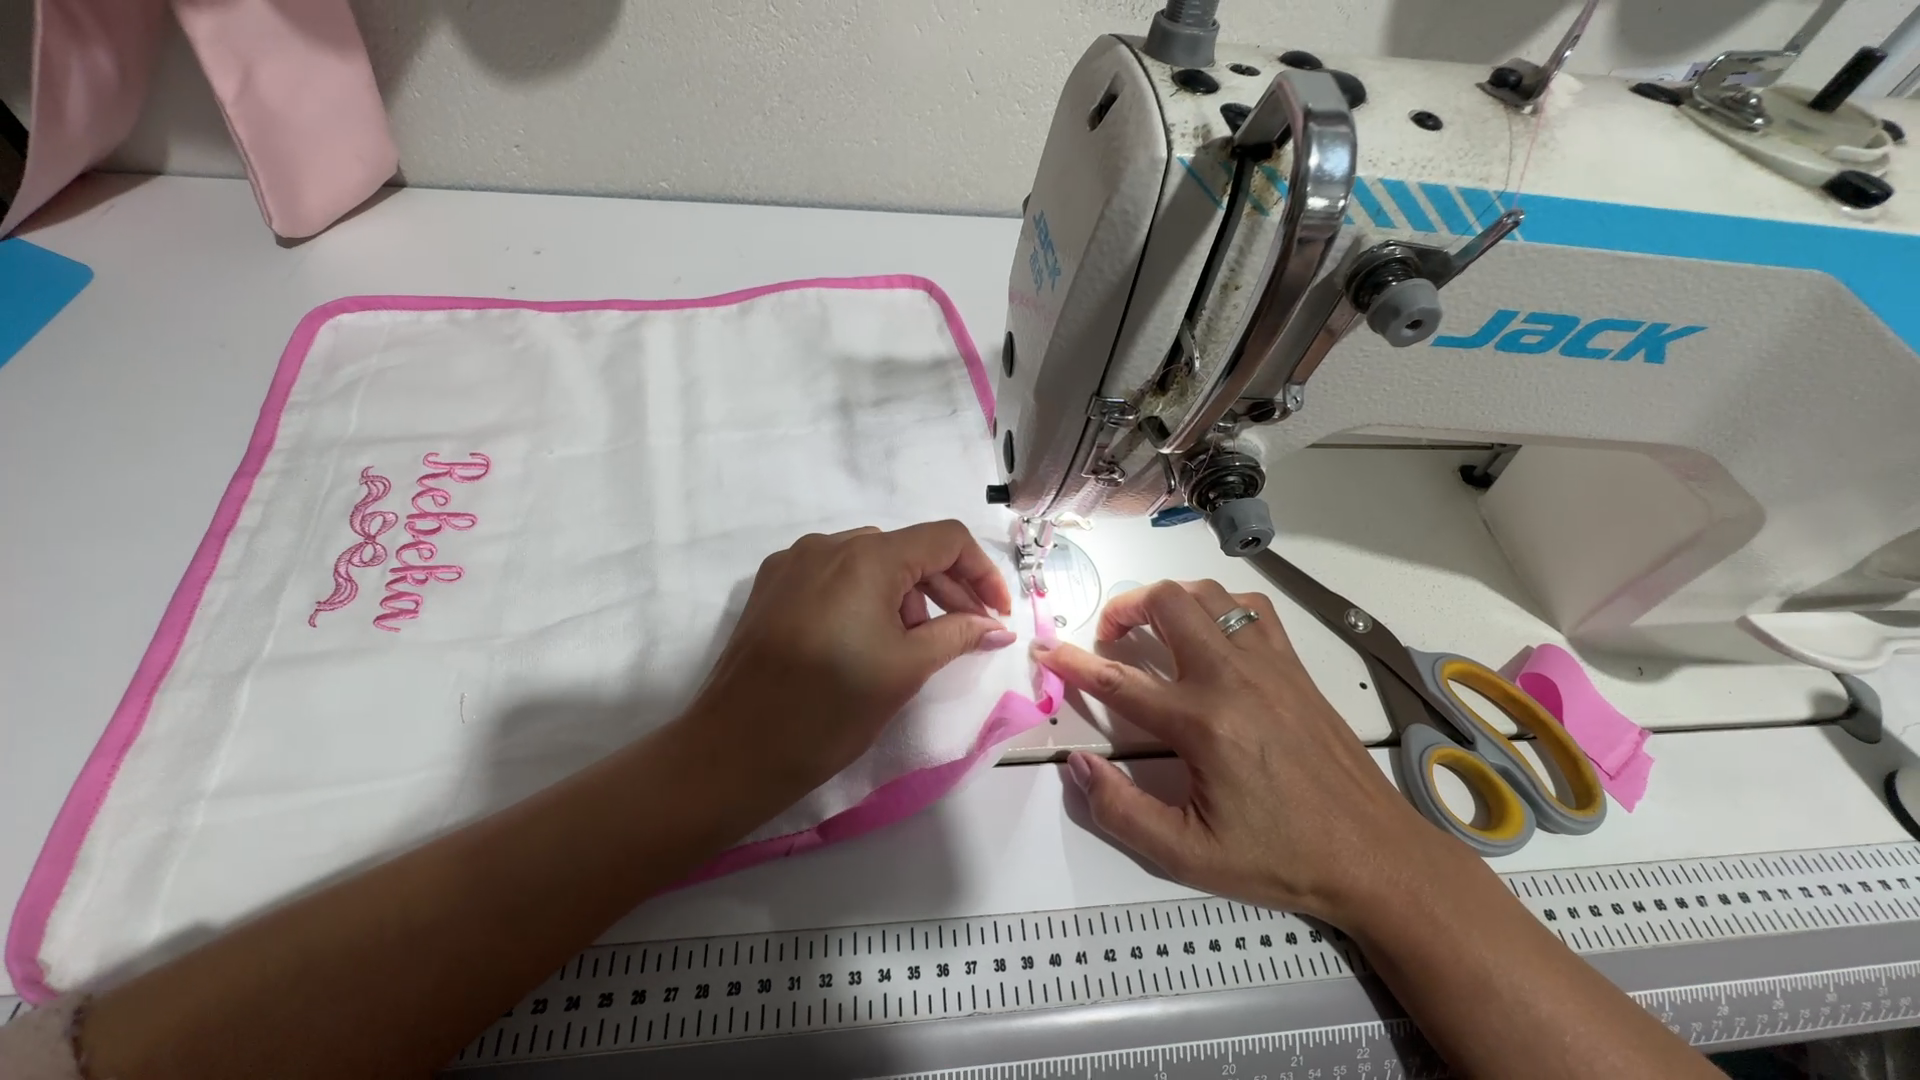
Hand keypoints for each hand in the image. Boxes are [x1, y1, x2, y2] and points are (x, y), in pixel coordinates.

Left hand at [686, 521, 1016, 792]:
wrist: (736, 749)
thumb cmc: (830, 709)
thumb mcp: (906, 670)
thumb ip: (958, 634)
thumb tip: (997, 626)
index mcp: (866, 557)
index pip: (944, 539)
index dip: (982, 572)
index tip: (997, 614)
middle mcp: (828, 544)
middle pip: (907, 549)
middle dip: (946, 588)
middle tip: (970, 633)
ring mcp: (794, 562)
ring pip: (871, 562)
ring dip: (906, 594)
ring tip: (916, 643)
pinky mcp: (772, 586)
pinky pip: (835, 576)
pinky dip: (865, 597)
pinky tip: (869, 638)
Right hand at [1036, 581, 1464, 923]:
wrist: (1375, 855)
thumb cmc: (1280, 858)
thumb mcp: (1187, 856)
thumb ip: (1121, 811)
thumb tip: (1078, 765)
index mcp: (1203, 723)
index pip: (1120, 680)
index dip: (1073, 663)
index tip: (1046, 650)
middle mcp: (1234, 679)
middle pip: (1168, 603)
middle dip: (1124, 608)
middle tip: (1110, 638)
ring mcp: (1270, 665)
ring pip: (1210, 594)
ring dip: (1170, 599)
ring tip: (1154, 628)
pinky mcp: (1296, 668)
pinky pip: (1252, 609)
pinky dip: (1220, 606)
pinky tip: (1212, 634)